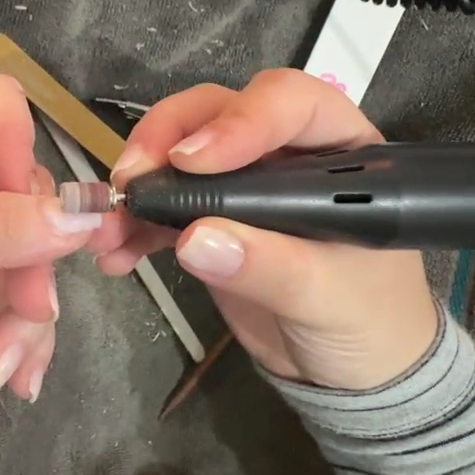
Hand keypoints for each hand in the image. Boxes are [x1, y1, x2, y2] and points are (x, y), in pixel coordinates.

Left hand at [0, 74, 104, 397]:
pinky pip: (22, 295)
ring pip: (34, 249)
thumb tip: (83, 217)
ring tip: (2, 363)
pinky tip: (11, 375)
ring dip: (29, 310)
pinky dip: (24, 335)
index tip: (29, 208)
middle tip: (30, 305)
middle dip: (34, 255)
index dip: (18, 145)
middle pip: (27, 189)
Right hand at [87, 69, 439, 390]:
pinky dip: (131, 226)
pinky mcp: (207, 217)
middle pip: (215, 111)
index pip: (288, 104)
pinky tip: (114, 255)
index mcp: (338, 151)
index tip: (188, 161)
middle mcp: (284, 151)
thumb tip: (194, 239)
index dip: (237, 121)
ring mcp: (240, 183)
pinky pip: (160, 205)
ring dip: (136, 185)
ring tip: (106, 228)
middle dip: (164, 140)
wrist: (345, 369)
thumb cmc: (368, 325)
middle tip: (128, 181)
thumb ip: (270, 267)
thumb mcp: (330, 300)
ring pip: (176, 151)